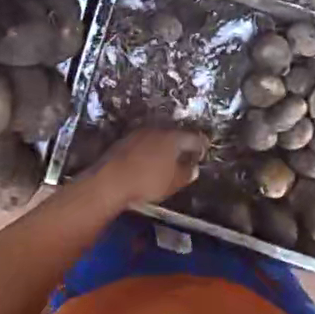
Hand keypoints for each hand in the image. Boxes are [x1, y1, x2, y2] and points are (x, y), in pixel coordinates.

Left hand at [89, 127, 208, 204]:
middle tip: (186, 156)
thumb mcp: (173, 182)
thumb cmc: (148, 181)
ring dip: (164, 147)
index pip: (193, 138)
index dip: (201, 145)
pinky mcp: (124, 142)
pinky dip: (149, 151)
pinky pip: (143, 144)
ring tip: (167, 160)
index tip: (203, 152)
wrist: (111, 180)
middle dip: (181, 145)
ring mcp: (138, 134)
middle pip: (174, 135)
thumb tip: (193, 168)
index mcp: (173, 138)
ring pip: (157, 138)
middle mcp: (157, 131)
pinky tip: (148, 162)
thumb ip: (186, 174)